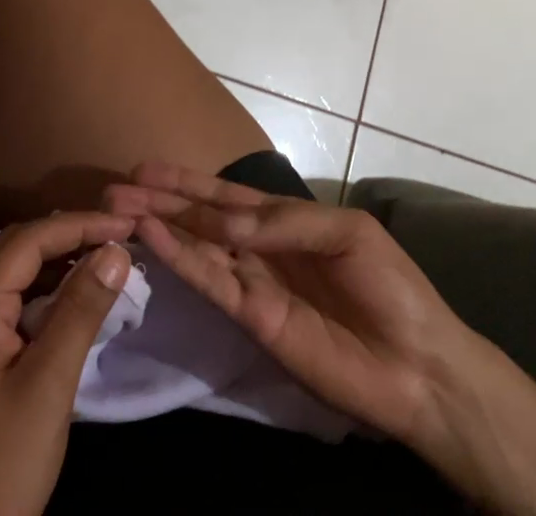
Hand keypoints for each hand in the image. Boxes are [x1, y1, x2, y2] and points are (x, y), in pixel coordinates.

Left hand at [0, 212, 134, 515]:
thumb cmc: (6, 459)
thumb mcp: (49, 382)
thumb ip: (80, 311)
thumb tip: (115, 251)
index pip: (26, 242)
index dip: (77, 226)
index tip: (126, 224)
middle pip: (16, 252)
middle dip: (68, 236)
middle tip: (120, 235)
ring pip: (15, 279)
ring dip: (59, 264)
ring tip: (108, 259)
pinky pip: (15, 308)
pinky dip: (49, 295)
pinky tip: (79, 300)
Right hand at [104, 162, 465, 446]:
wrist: (421, 365)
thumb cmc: (392, 288)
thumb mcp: (348, 232)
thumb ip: (284, 221)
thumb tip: (222, 221)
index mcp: (286, 223)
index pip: (225, 197)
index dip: (186, 182)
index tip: (144, 169)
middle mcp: (261, 249)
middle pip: (200, 219)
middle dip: (159, 202)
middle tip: (114, 188)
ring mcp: (254, 284)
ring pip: (196, 247)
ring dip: (158, 227)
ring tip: (117, 209)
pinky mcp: (251, 318)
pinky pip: (210, 280)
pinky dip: (180, 259)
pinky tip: (152, 239)